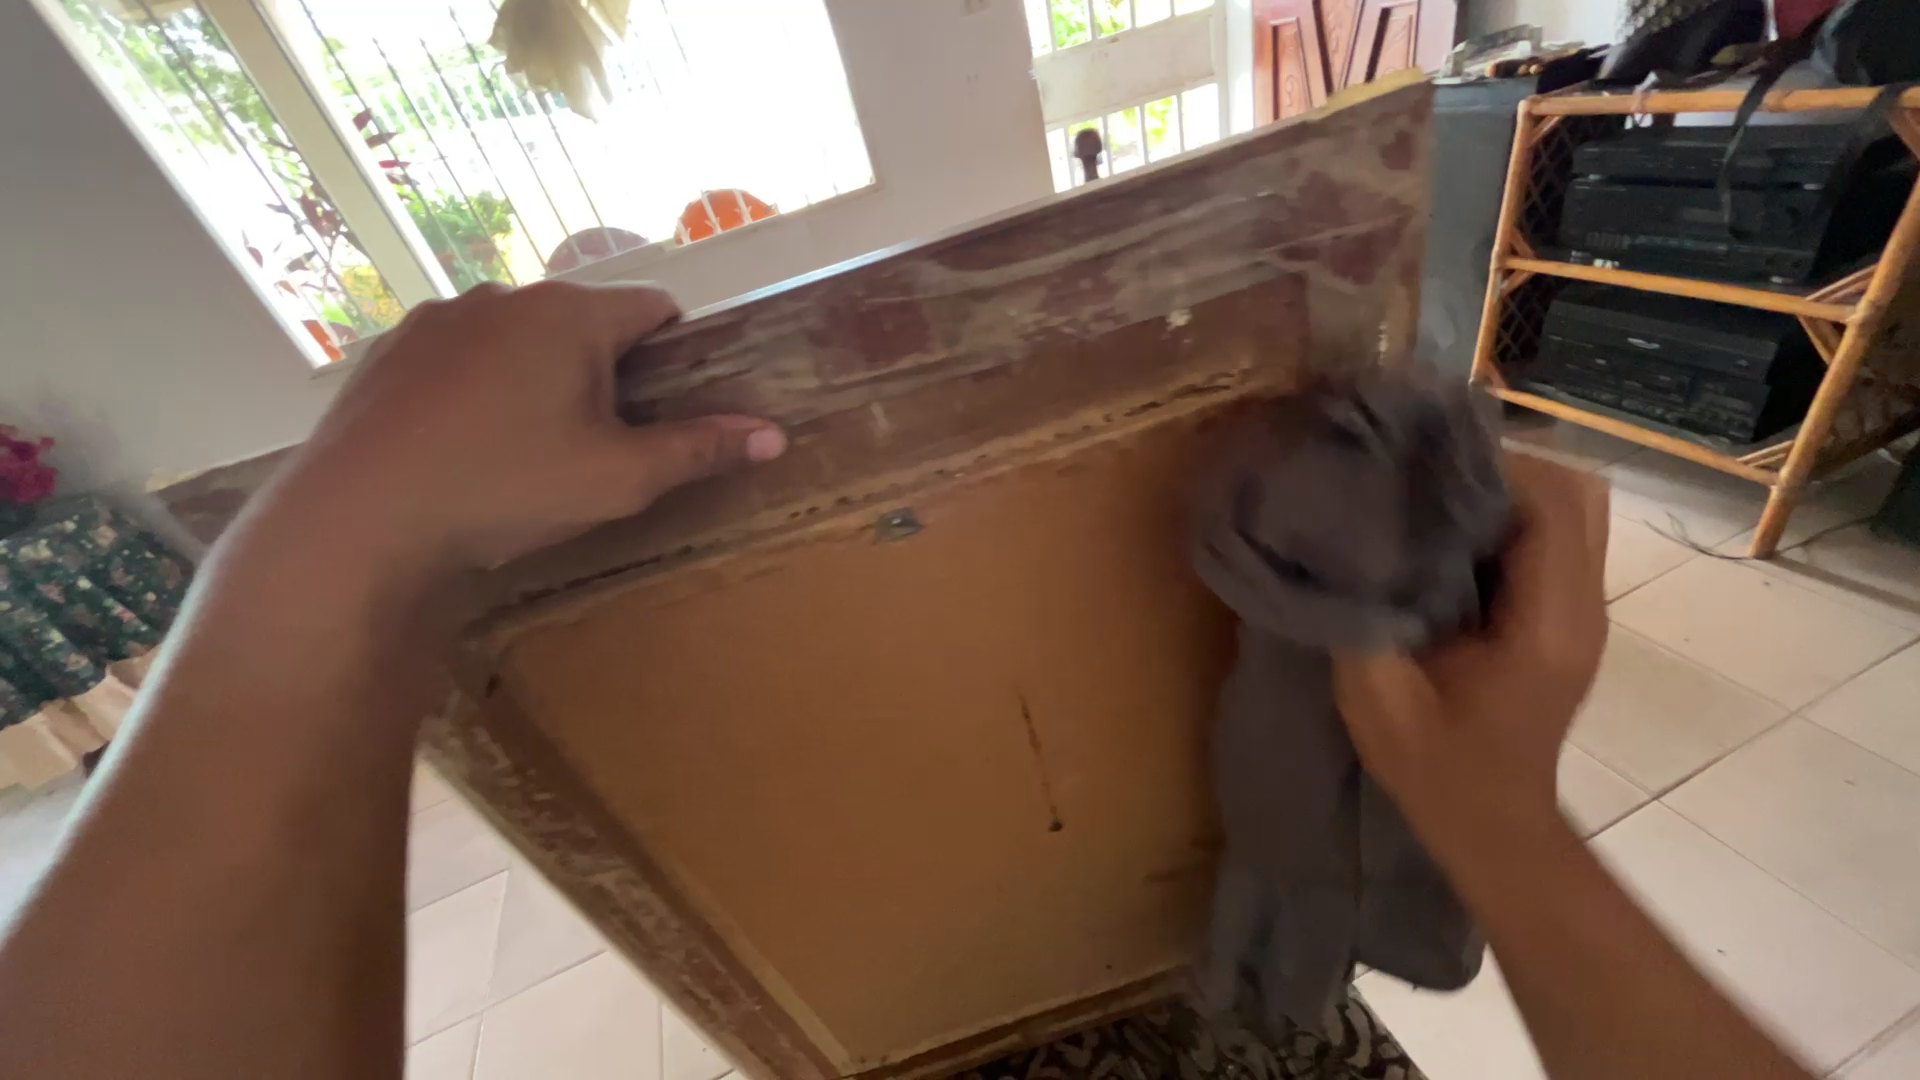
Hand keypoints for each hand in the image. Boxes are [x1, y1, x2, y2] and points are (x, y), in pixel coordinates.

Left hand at [247, 282, 786, 585]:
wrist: (357, 523)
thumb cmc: (509, 488)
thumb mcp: (623, 477)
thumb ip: (703, 449)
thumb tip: (776, 435)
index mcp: (568, 314)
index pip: (656, 306)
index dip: (681, 350)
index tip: (677, 402)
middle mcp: (503, 295)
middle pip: (590, 321)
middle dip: (614, 370)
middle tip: (612, 440)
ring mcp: (437, 318)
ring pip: (526, 336)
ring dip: (550, 374)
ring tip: (539, 446)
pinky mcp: (390, 349)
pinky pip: (467, 353)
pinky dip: (490, 384)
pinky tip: (475, 443)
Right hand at [1333, 454, 1609, 864]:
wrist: (1487, 819)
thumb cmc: (1433, 763)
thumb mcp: (1377, 693)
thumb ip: (1364, 613)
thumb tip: (1345, 540)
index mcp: (1545, 623)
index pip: (1551, 507)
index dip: (1490, 467)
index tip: (1418, 461)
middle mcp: (1581, 606)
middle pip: (1577, 494)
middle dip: (1502, 466)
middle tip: (1424, 470)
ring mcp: (1578, 610)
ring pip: (1569, 510)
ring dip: (1505, 488)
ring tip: (1429, 493)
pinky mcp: (1559, 616)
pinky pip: (1548, 538)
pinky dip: (1503, 517)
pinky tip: (1440, 533)